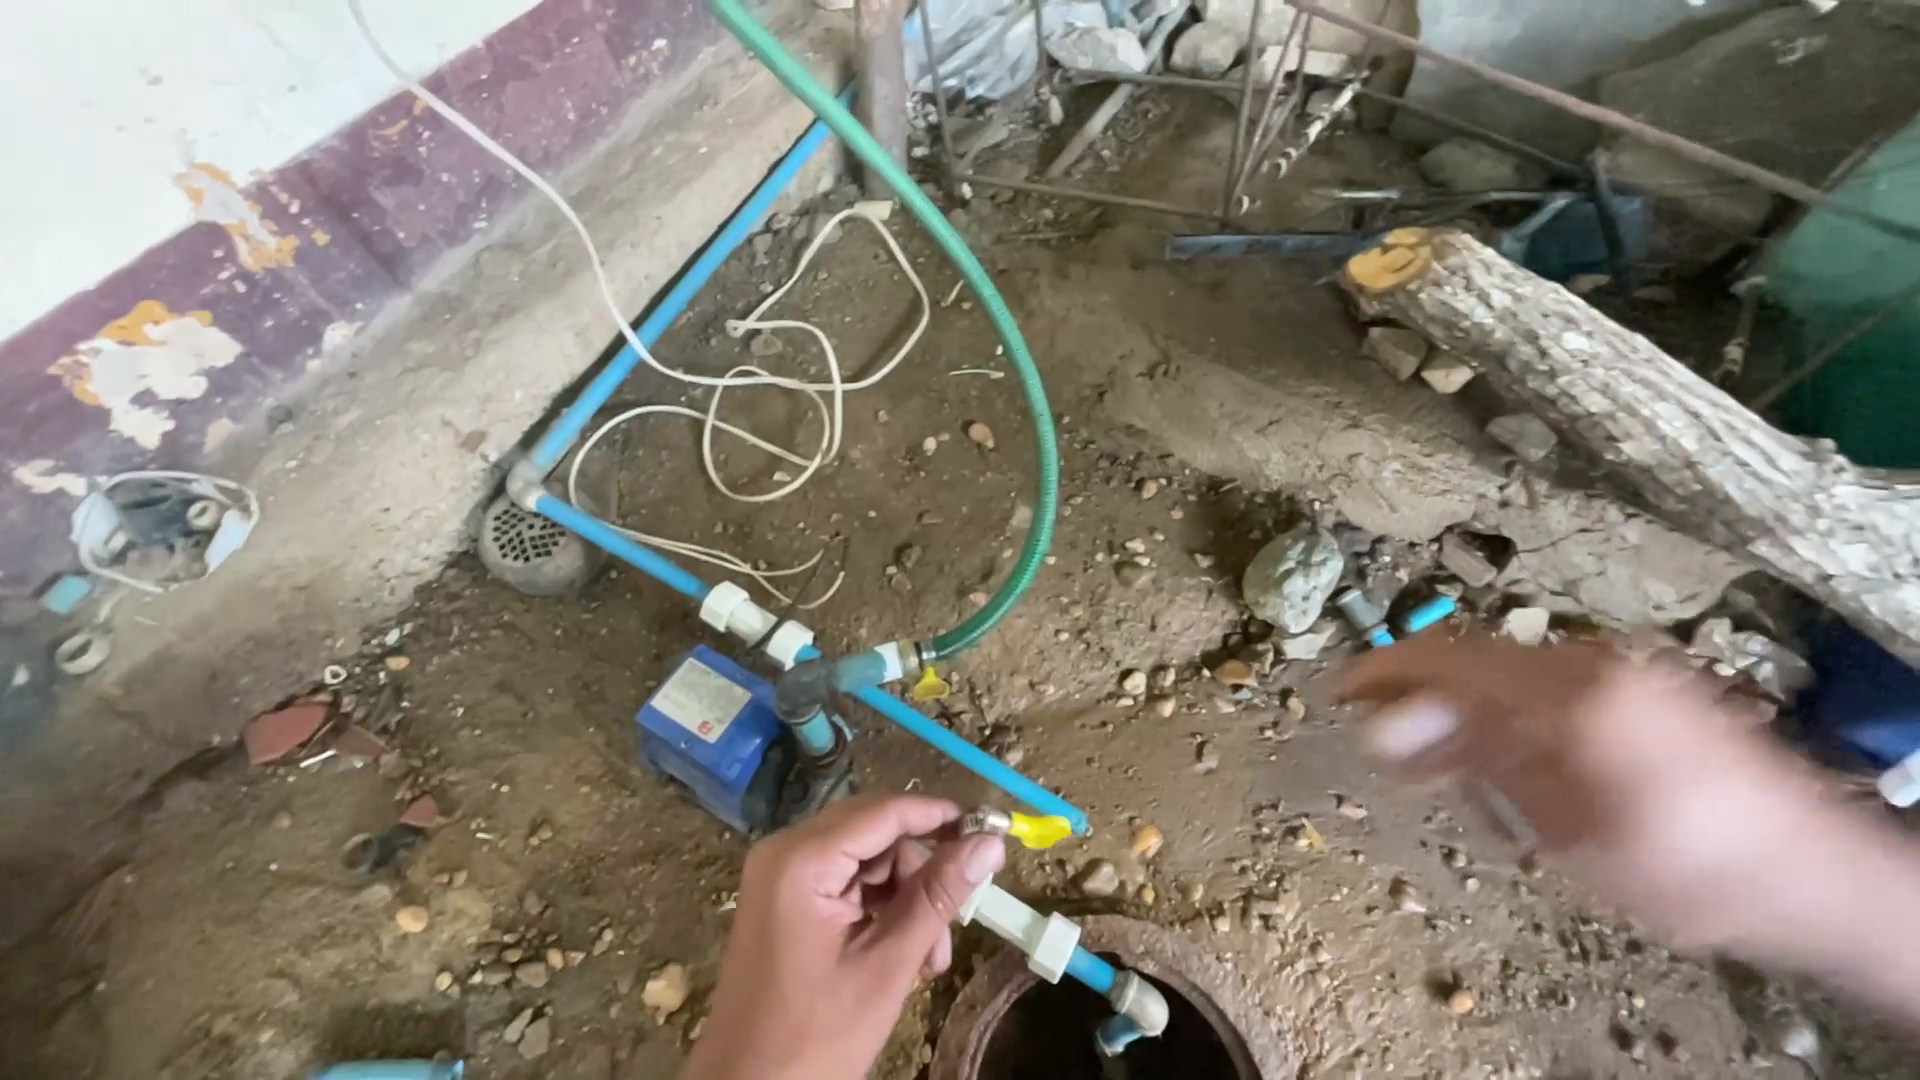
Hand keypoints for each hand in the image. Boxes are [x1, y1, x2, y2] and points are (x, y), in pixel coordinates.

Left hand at [682, 795, 1005, 1079]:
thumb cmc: (814, 1038)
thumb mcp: (886, 966)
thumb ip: (937, 896)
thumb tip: (990, 843)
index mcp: (802, 859)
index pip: (884, 812)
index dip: (939, 815)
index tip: (988, 829)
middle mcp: (786, 850)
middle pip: (875, 831)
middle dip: (921, 868)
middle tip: (959, 911)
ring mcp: (781, 874)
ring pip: (865, 857)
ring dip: (904, 895)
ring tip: (931, 956)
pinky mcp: (784, 897)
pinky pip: (845, 879)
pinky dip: (879, 906)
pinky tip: (904, 949)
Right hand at [1339, 632, 1883, 965]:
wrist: (1820, 874)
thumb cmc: (1690, 868)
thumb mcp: (1568, 831)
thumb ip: (1476, 766)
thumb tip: (1391, 727)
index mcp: (1569, 695)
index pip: (1444, 658)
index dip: (1381, 670)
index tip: (1338, 692)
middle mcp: (1586, 665)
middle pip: (1466, 658)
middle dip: (1412, 694)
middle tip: (1374, 734)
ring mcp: (1611, 669)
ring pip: (1497, 670)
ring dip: (1450, 706)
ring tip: (1422, 755)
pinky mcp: (1629, 684)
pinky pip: (1533, 683)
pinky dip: (1494, 711)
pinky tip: (1484, 753)